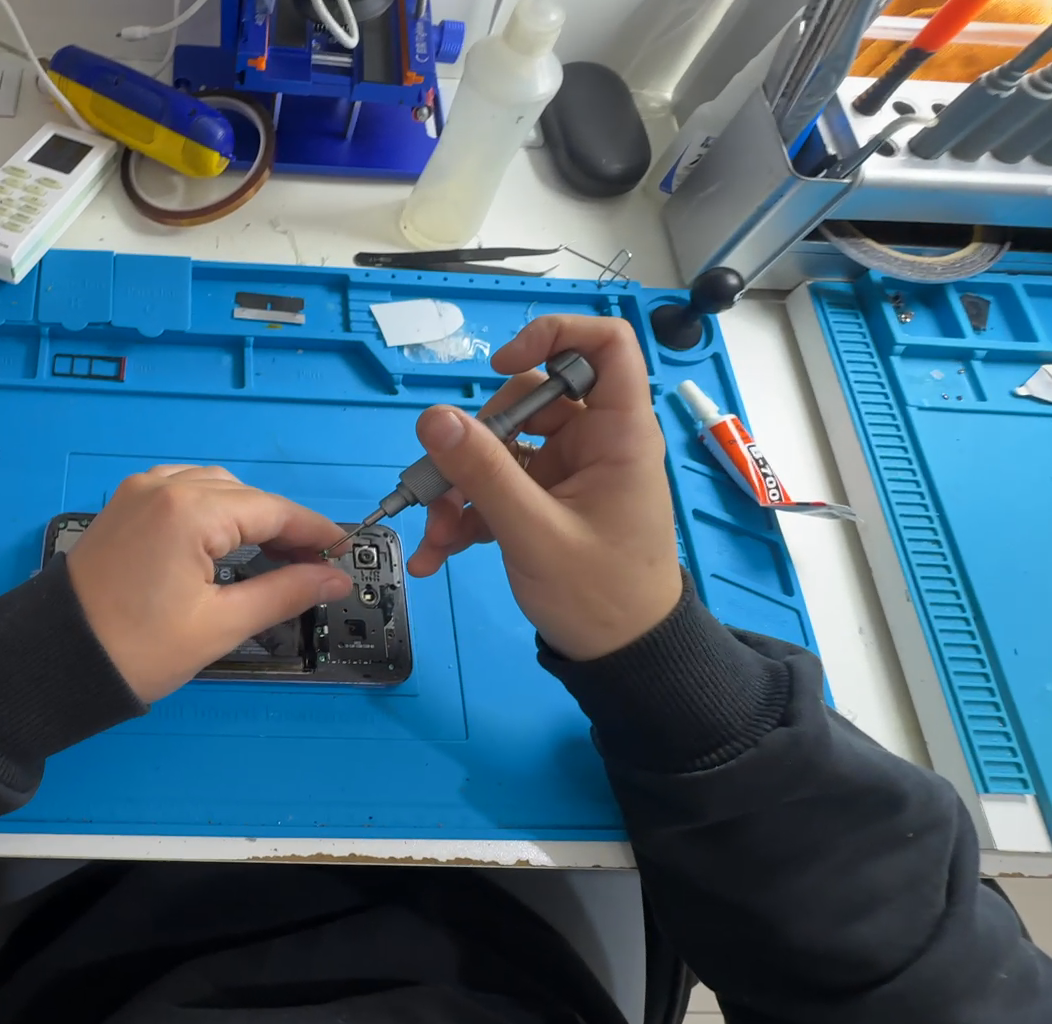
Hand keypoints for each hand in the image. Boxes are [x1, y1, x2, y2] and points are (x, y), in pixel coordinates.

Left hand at [66, 466, 352, 701]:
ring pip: (215, 489)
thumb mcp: (220, 625)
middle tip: (310, 566)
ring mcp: (139, 492)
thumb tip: (333, 578)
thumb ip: (285, 593)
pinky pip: (182, 492)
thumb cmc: (137, 650)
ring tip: (272, 557)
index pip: (273, 511)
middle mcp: (164, 486)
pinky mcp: (124, 506)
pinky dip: (212, 510)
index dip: (314, 532)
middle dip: (282, 527)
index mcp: (190, 511)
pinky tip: (224, 541)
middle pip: (246, 496)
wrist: (55, 660)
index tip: (343, 551)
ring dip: (248, 516)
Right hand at [406, 315, 681, 660]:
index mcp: (616, 434)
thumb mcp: (533, 532)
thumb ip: (483, 473)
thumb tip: (432, 418)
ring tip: (434, 536)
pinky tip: (437, 553)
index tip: (499, 369)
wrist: (620, 657)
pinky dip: (462, 517)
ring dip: (457, 491)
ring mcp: (562, 475)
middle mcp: (590, 443)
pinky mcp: (540, 503)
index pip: (604, 345)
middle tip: (444, 487)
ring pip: (497, 452)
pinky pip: (493, 490)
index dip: (552, 337)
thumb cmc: (599, 593)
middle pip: (525, 404)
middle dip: (473, 446)